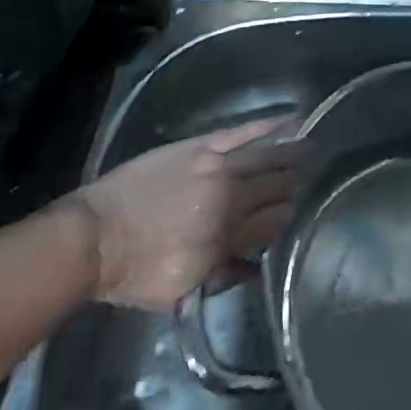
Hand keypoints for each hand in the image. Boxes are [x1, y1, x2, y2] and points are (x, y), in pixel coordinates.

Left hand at [74, 116, 298, 310]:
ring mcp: (216, 168)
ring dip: (292, 155)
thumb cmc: (133, 270)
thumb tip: (254, 263)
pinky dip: (267, 125)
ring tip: (314, 148)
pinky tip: (290, 119)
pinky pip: (241, 132)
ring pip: (266, 159)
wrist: (94, 236)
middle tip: (316, 178)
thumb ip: (222, 276)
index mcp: (226, 241)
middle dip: (295, 187)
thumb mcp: (180, 290)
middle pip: (275, 191)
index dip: (288, 219)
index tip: (301, 212)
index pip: (273, 226)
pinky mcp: (199, 147)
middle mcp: (229, 201)